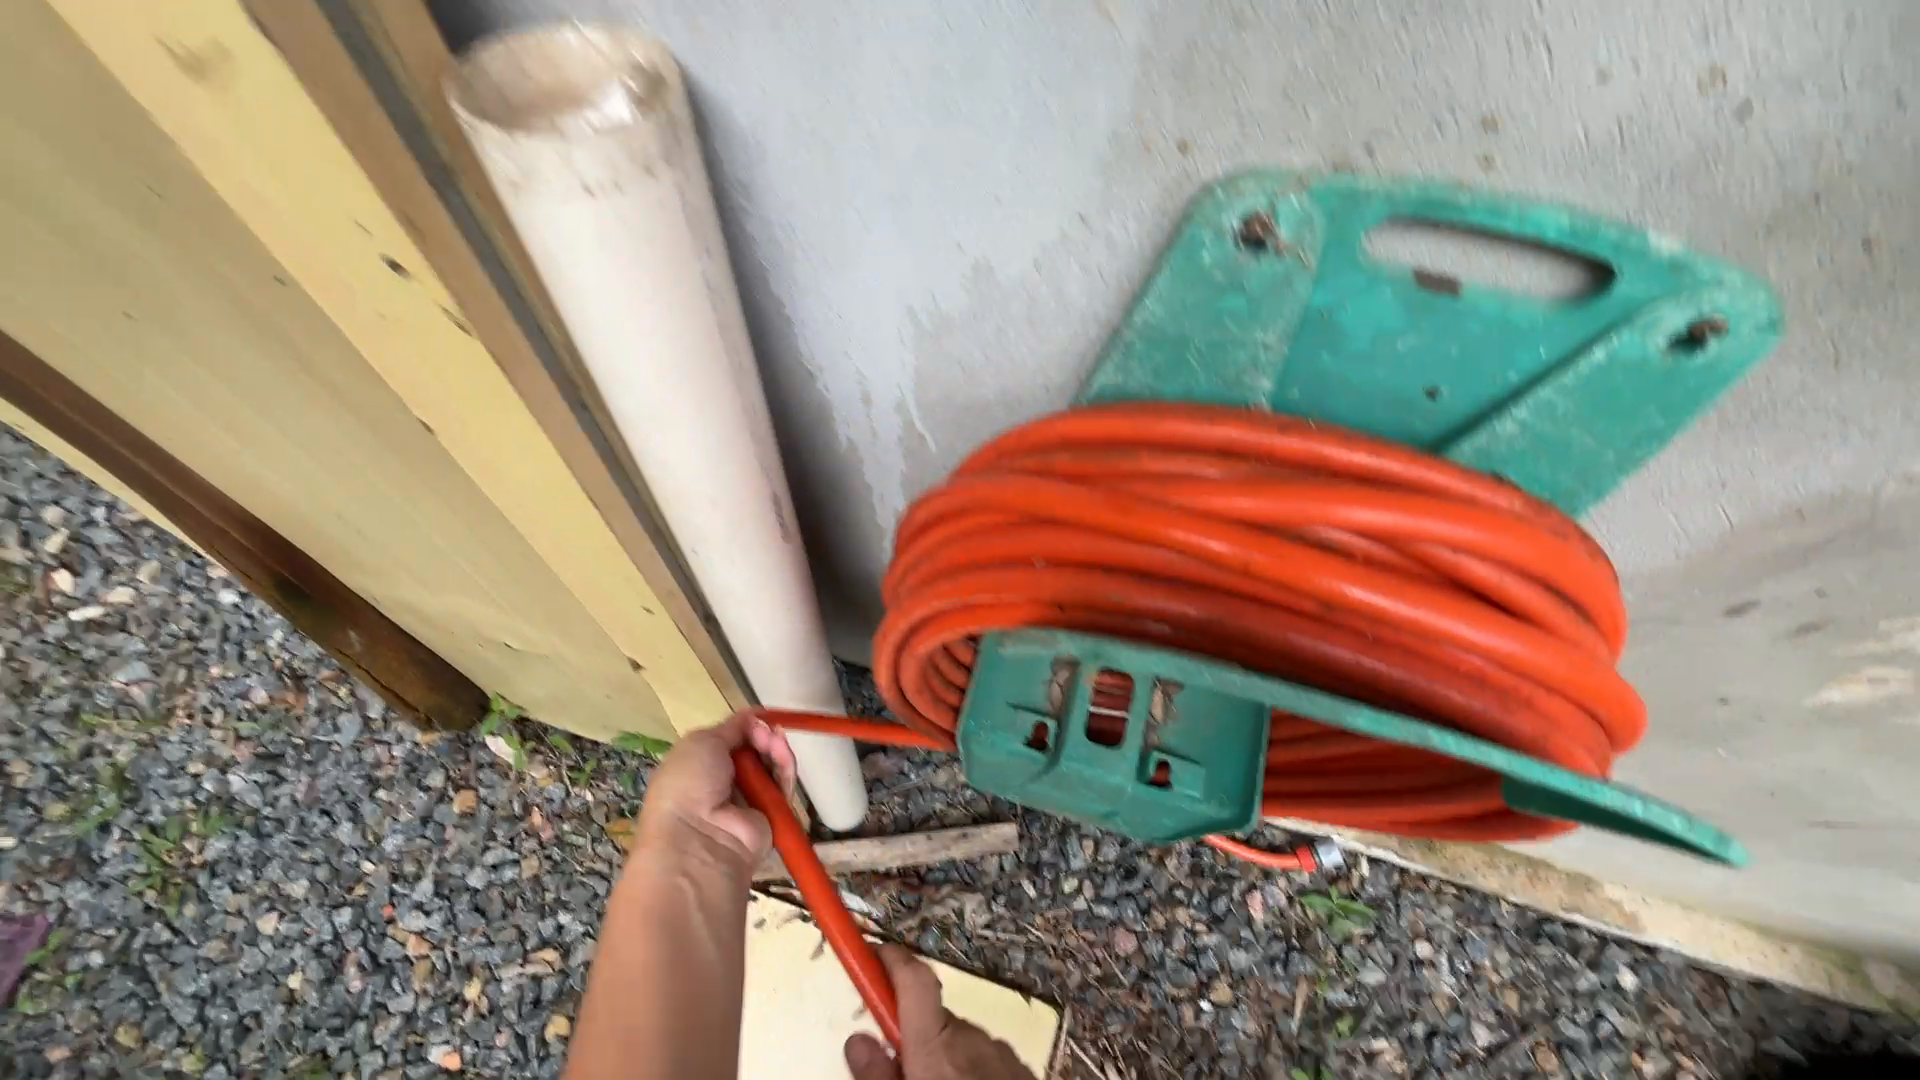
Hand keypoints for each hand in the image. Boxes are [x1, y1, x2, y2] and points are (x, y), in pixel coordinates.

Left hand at [635, 711, 795, 870]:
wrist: (699, 838)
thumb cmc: (689, 783)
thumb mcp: (701, 742)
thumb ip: (732, 727)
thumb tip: (754, 718)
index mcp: (700, 766)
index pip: (731, 741)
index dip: (747, 727)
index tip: (758, 719)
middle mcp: (723, 783)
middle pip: (755, 750)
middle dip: (764, 736)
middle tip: (767, 734)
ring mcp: (748, 800)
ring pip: (772, 765)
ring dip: (777, 750)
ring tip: (776, 745)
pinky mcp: (770, 815)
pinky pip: (783, 785)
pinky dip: (786, 769)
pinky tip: (784, 758)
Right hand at [844, 946, 1035, 1079]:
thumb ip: (877, 1078)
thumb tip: (857, 1040)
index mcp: (936, 1044)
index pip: (914, 978)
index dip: (892, 960)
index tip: (869, 954)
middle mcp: (972, 1037)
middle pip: (933, 1019)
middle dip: (913, 1038)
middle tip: (897, 1073)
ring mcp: (1001, 1053)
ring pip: (960, 1044)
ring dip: (943, 1061)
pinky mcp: (1023, 1070)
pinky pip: (986, 1061)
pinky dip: (970, 1074)